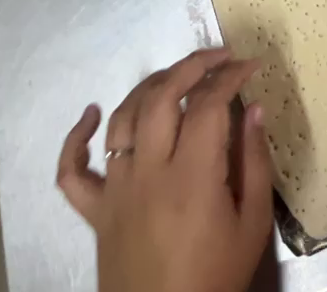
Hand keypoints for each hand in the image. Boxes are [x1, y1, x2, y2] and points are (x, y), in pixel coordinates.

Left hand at [57, 49, 272, 291]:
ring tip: (178, 77)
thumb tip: (254, 108)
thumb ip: (254, 161)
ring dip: (150, 87)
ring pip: (123, 119)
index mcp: (192, 177)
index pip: (209, 104)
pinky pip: (72, 171)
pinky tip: (93, 113)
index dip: (231, 76)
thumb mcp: (252, 222)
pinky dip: (76, 138)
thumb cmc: (216, 275)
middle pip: (162, 98)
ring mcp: (116, 191)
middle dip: (192, 66)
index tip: (250, 66)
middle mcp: (149, 174)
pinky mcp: (95, 212)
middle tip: (219, 57)